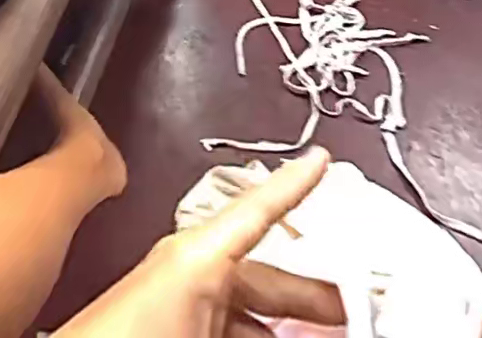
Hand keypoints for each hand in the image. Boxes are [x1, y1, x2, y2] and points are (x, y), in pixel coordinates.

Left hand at [54, 148, 345, 337]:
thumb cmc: (128, 337)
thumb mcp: (211, 330)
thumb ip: (264, 326)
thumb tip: (307, 329)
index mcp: (198, 256)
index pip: (258, 209)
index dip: (294, 185)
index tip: (322, 161)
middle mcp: (192, 268)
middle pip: (266, 272)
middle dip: (311, 291)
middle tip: (353, 306)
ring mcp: (182, 295)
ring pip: (250, 305)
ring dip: (286, 323)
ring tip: (324, 333)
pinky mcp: (175, 320)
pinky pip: (227, 320)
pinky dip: (258, 332)